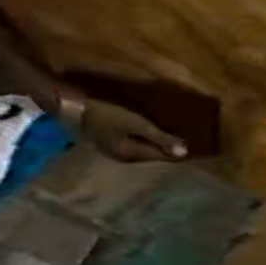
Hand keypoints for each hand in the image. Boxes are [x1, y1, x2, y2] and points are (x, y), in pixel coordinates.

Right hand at [73, 96, 187, 161]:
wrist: (68, 105)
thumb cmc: (105, 114)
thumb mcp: (137, 124)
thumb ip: (161, 138)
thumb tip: (185, 152)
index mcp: (133, 156)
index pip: (165, 158)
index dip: (180, 152)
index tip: (197, 147)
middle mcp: (124, 158)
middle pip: (155, 156)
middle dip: (170, 149)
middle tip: (187, 140)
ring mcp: (114, 152)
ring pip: (145, 151)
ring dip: (158, 145)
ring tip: (173, 137)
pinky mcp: (108, 143)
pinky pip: (135, 145)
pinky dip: (145, 141)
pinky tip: (151, 134)